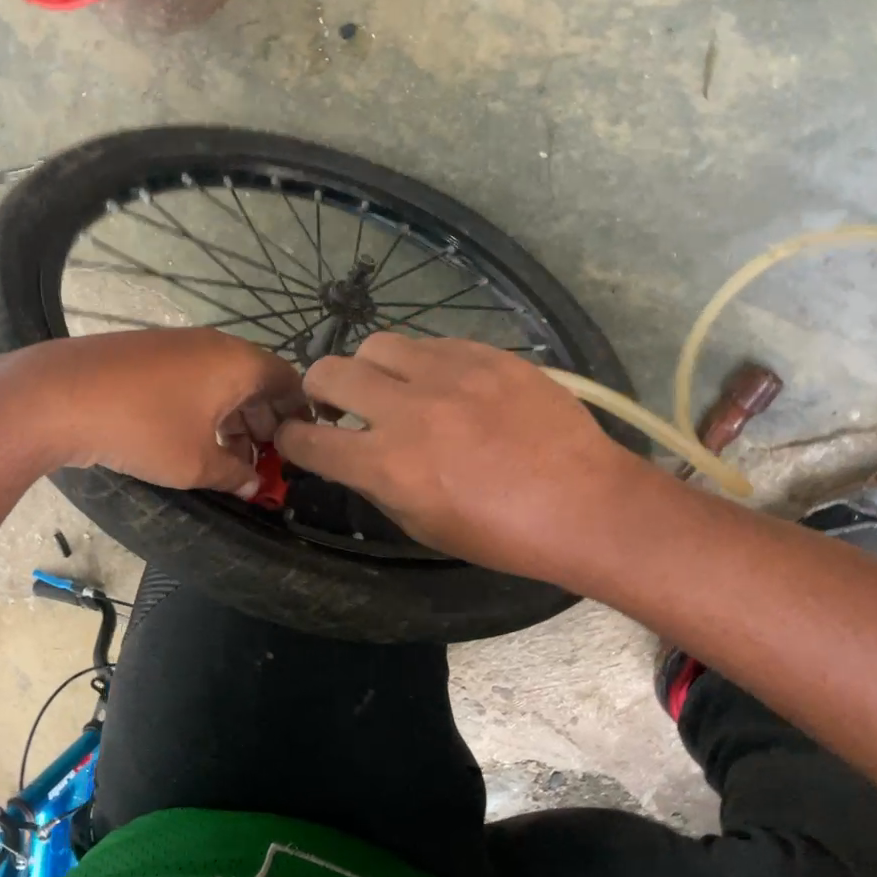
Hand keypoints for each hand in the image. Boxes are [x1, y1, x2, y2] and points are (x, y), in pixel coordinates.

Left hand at [14, 329, 305, 497]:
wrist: (58, 397)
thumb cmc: (143, 429)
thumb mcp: (196, 464)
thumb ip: (233, 474)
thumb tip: (253, 484)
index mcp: (238, 363)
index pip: (289, 381)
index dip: (299, 415)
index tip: (298, 447)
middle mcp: (213, 345)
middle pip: (256, 381)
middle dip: (264, 422)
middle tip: (263, 460)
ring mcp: (177, 345)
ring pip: (221, 381)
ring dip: (232, 419)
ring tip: (228, 458)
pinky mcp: (145, 353)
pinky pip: (192, 379)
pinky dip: (202, 408)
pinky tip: (189, 439)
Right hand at [275, 333, 653, 582]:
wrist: (584, 504)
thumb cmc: (501, 534)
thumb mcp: (422, 525)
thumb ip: (379, 484)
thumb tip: (356, 455)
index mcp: (387, 465)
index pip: (309, 440)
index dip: (291, 439)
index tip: (295, 437)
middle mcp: (407, 410)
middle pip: (328, 373)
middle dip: (317, 391)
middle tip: (334, 406)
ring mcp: (448, 373)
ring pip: (376, 345)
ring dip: (370, 369)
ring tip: (391, 388)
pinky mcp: (485, 354)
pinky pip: (430, 342)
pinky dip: (420, 362)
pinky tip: (442, 384)